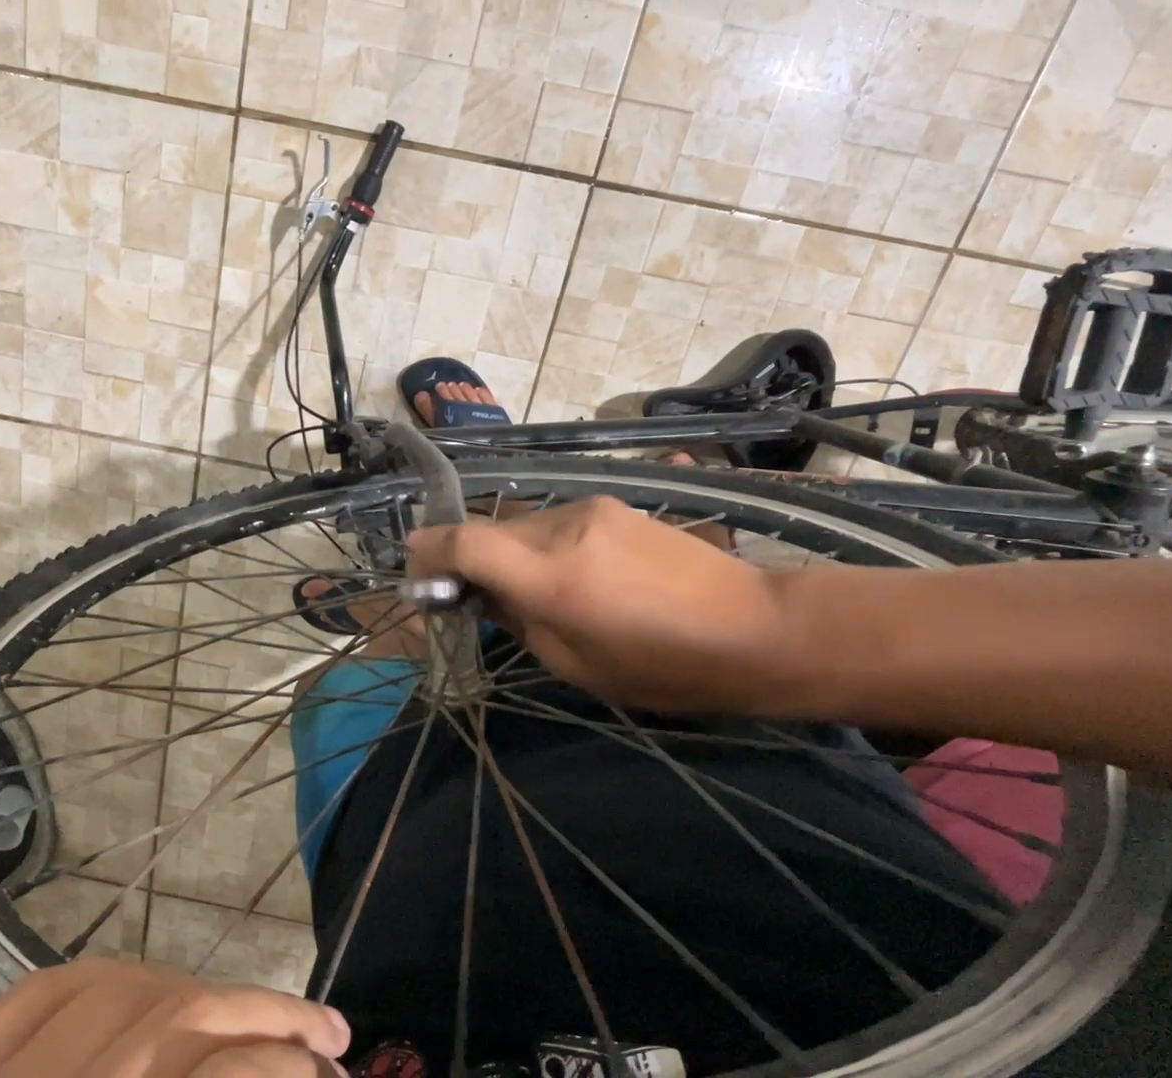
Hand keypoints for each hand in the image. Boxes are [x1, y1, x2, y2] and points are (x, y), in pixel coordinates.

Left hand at [0, 958, 351, 1077]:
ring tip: (253, 1001)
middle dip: (269, 1013)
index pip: (212, 1070)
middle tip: (330, 1033)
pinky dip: (110, 978)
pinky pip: (45, 990)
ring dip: (202, 984)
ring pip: (124, 984)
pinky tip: (153, 984)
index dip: (277, 1058)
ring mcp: (1, 1077)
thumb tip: (276, 1072)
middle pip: (179, 1016)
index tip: (324, 1070)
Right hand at [407, 495, 790, 713]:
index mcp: (551, 576)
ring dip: (512, 555)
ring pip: (525, 526)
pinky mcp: (618, 504)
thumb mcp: (575, 664)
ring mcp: (594, 509)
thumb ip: (517, 620)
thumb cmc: (663, 667)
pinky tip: (573, 578)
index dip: (429, 553)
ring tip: (535, 594)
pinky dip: (545, 547)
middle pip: (491, 533)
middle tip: (471, 598)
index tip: (415, 573)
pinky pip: (559, 523)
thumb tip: (478, 594)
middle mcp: (565, 527)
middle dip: (471, 561)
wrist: (755, 628)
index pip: (464, 542)